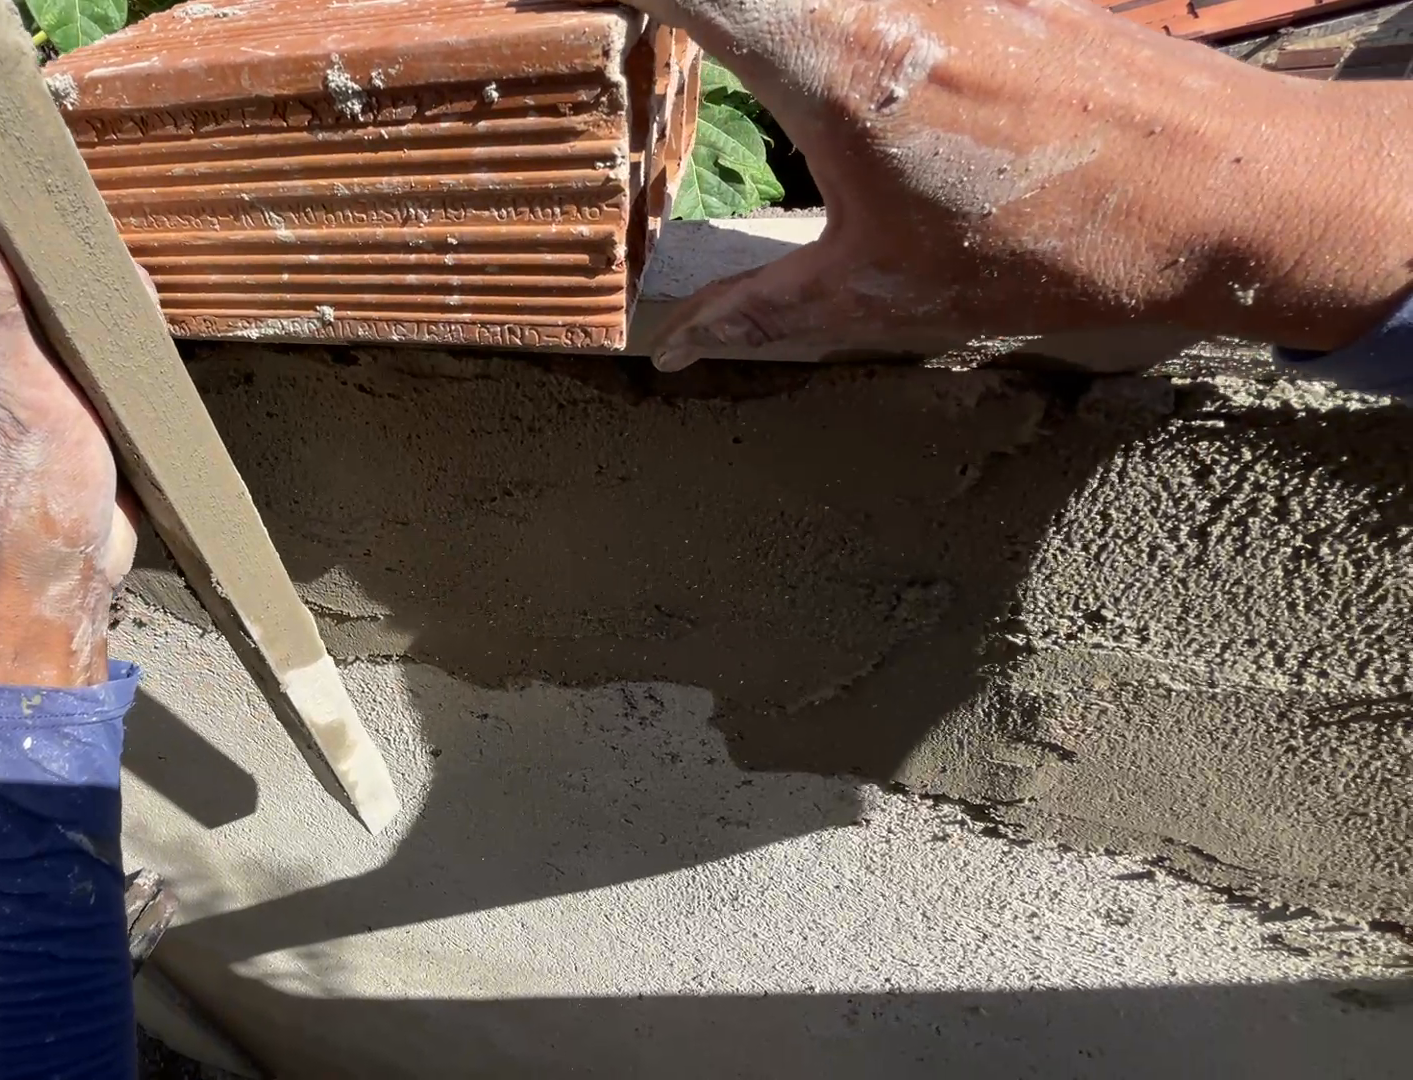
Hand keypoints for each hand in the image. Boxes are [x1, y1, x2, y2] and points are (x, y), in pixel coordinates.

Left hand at [0, 181, 137, 686]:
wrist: (68, 568)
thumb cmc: (30, 483)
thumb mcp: (11, 386)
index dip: (8, 205)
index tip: (44, 169)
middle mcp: (4, 350)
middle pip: (33, 277)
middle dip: (72, 249)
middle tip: (113, 225)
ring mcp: (48, 382)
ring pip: (74, 317)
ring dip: (104, 292)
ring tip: (139, 272)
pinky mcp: (89, 409)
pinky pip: (104, 356)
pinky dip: (125, 336)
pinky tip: (150, 329)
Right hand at [630, 0, 1412, 369]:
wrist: (1231, 191)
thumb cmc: (1046, 252)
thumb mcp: (871, 297)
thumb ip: (753, 316)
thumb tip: (670, 351)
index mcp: (846, 67)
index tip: (548, 10)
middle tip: (590, 21)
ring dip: (716, 2)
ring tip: (657, 30)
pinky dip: (781, 5)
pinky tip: (753, 29)